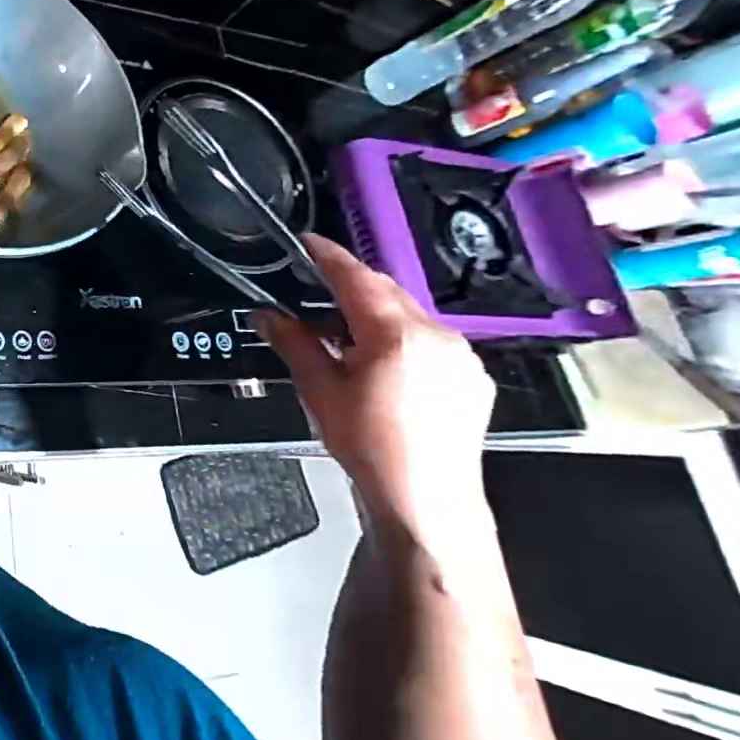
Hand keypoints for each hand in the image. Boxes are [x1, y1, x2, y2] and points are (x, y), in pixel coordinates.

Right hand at [256, 234, 495, 540]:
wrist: (425, 497)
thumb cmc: (369, 444)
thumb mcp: (319, 389)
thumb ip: (293, 342)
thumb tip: (267, 315)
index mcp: (396, 335)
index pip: (357, 279)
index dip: (329, 256)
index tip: (309, 242)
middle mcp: (437, 336)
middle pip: (387, 291)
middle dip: (351, 285)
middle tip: (315, 290)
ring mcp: (461, 356)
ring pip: (411, 314)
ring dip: (374, 312)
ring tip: (341, 334)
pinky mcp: (471, 376)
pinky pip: (432, 338)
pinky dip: (401, 336)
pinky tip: (378, 361)